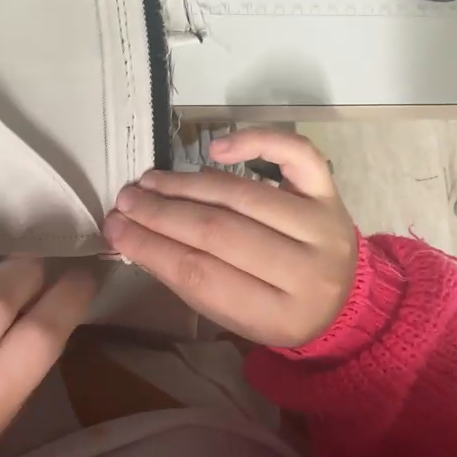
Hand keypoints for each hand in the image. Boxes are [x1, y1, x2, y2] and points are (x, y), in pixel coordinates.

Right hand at [103, 128, 358, 347]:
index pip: (201, 275)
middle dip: (161, 215)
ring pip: (243, 195)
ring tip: (148, 182)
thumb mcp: (231, 314)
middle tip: (124, 202)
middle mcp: (308, 270)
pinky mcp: (330, 193)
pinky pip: (296, 155)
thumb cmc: (272, 309)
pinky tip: (215, 149)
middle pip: (219, 232)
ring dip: (187, 185)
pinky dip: (256, 141)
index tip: (114, 229)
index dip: (151, 248)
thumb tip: (130, 233)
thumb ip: (186, 277)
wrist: (342, 303)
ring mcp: (323, 225)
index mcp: (280, 315)